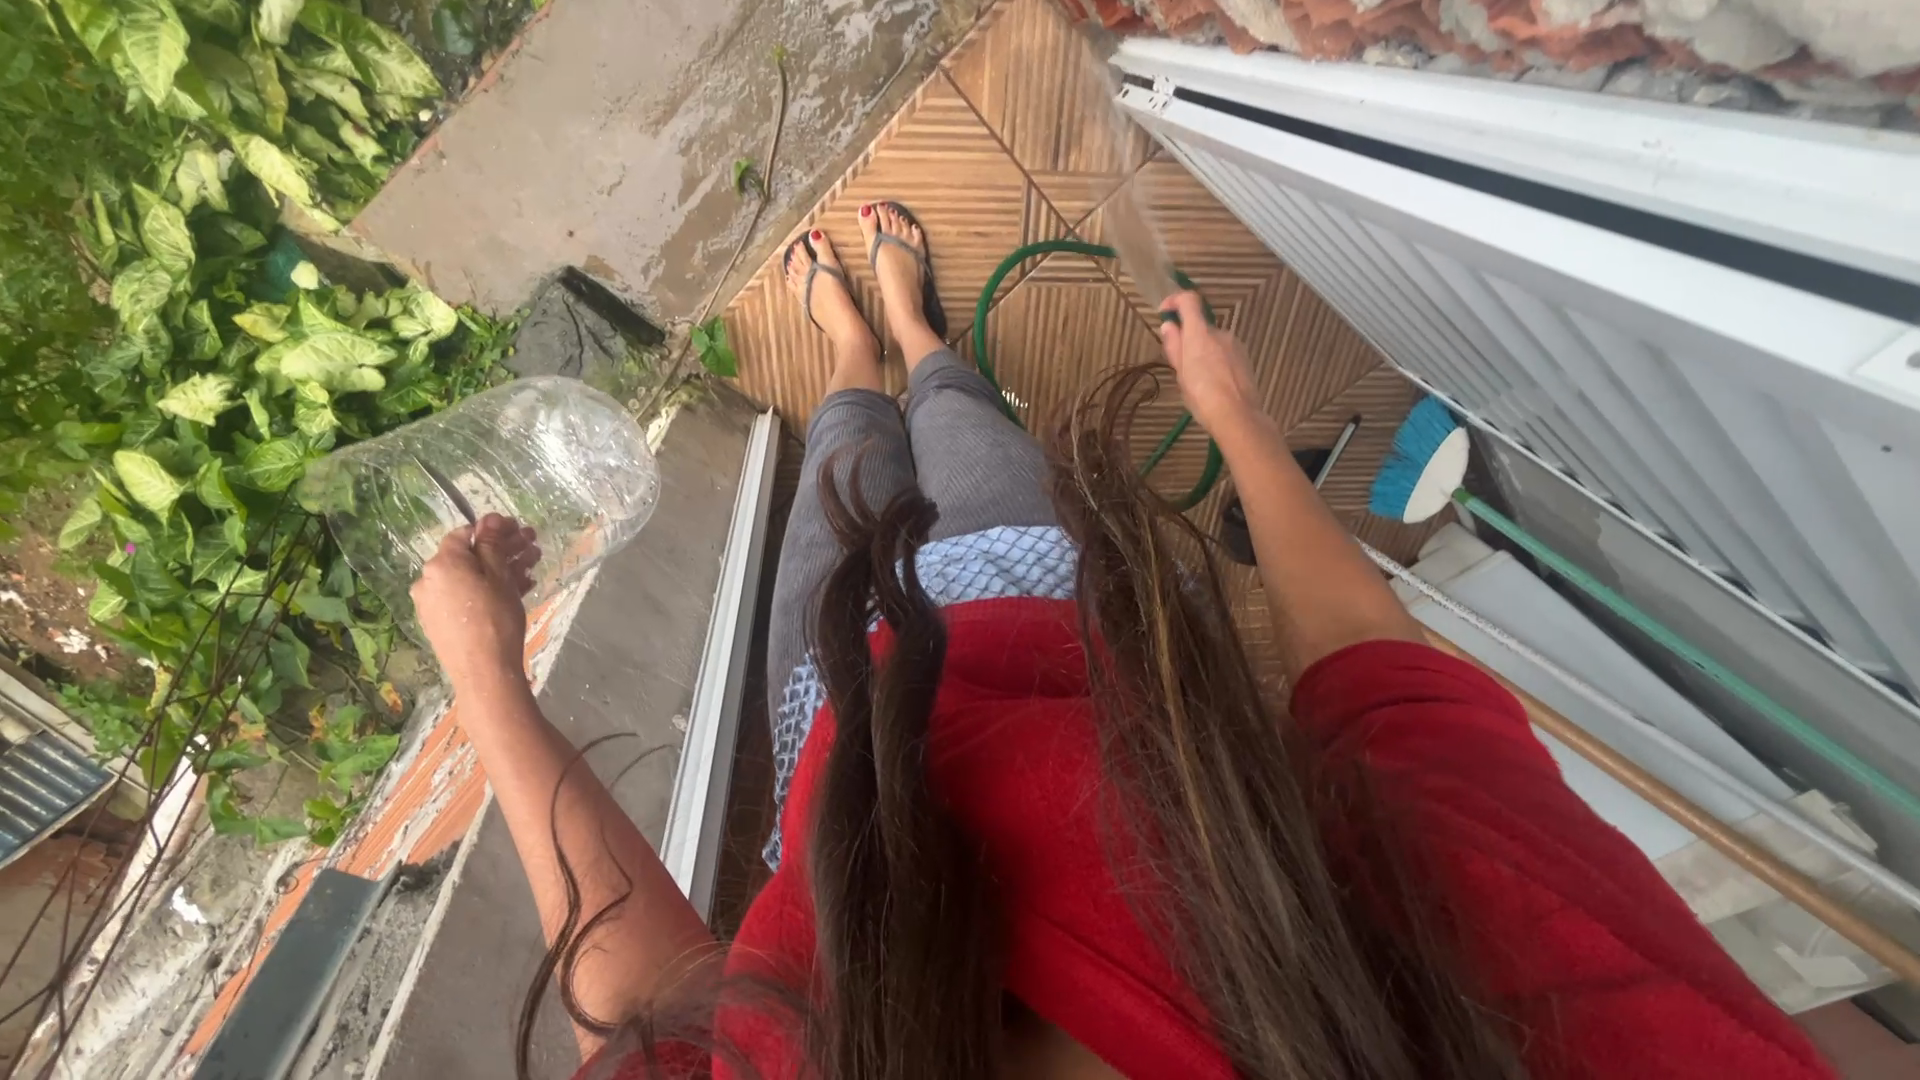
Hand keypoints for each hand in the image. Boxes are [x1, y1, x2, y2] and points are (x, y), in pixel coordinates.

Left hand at [411, 513, 541, 693]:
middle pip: (470, 555)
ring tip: (531, 569)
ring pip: (471, 576)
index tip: (520, 530)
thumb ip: (493, 545)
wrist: (484, 671)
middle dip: (503, 548)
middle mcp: (429, 580)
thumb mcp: (500, 577)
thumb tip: (490, 519)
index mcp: (441, 564)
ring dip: (501, 569)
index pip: (465, 534)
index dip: (494, 529)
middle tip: (533, 547)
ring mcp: (433, 602)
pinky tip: (516, 590)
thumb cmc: (495, 619)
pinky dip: (489, 588)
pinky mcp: (441, 621)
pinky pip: (466, 594)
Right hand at [1158, 292, 1265, 436]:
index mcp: (1199, 334)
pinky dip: (1216, 361)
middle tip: (1180, 365)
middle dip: (1188, 340)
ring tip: (1198, 380)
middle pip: (1200, 327)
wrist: (1237, 415)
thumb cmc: (1202, 396)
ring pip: (1213, 341)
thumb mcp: (1181, 373)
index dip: (1175, 300)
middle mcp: (1219, 333)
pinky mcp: (1245, 358)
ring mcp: (1235, 344)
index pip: (1189, 301)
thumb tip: (1168, 325)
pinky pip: (1225, 352)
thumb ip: (1174, 346)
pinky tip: (1214, 383)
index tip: (1165, 311)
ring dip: (1203, 352)